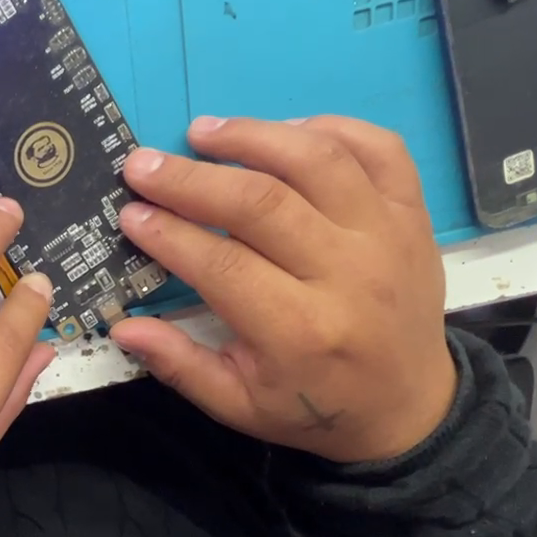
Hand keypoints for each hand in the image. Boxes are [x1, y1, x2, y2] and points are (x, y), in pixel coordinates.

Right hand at [109, 116, 457, 463]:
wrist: (407, 406)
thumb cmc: (310, 408)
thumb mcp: (235, 404)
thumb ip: (178, 365)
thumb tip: (123, 327)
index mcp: (299, 331)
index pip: (223, 265)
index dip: (169, 234)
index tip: (130, 214)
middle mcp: (348, 274)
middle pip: (262, 204)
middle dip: (192, 179)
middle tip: (143, 165)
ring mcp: (388, 236)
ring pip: (317, 162)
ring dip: (253, 137)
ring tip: (202, 132)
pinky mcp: (412, 214)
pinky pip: (379, 148)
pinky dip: (328, 128)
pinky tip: (280, 132)